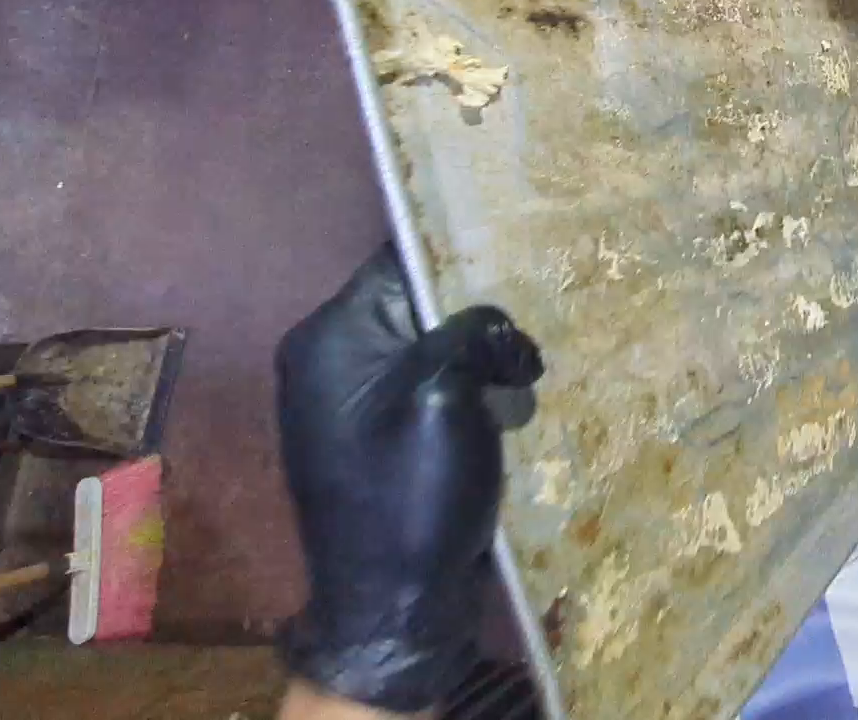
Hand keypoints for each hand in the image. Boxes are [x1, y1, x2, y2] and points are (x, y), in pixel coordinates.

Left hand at [275, 245, 543, 713]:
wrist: (393, 602)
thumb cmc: (413, 488)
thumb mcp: (448, 392)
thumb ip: (474, 333)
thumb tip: (502, 332)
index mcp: (334, 337)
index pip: (400, 262)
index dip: (462, 256)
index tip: (519, 259)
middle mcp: (333, 358)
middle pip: (421, 302)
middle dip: (480, 320)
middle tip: (524, 342)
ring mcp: (353, 398)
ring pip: (434, 342)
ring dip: (482, 359)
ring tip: (517, 387)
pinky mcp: (380, 430)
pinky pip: (432, 381)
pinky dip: (472, 388)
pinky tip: (502, 412)